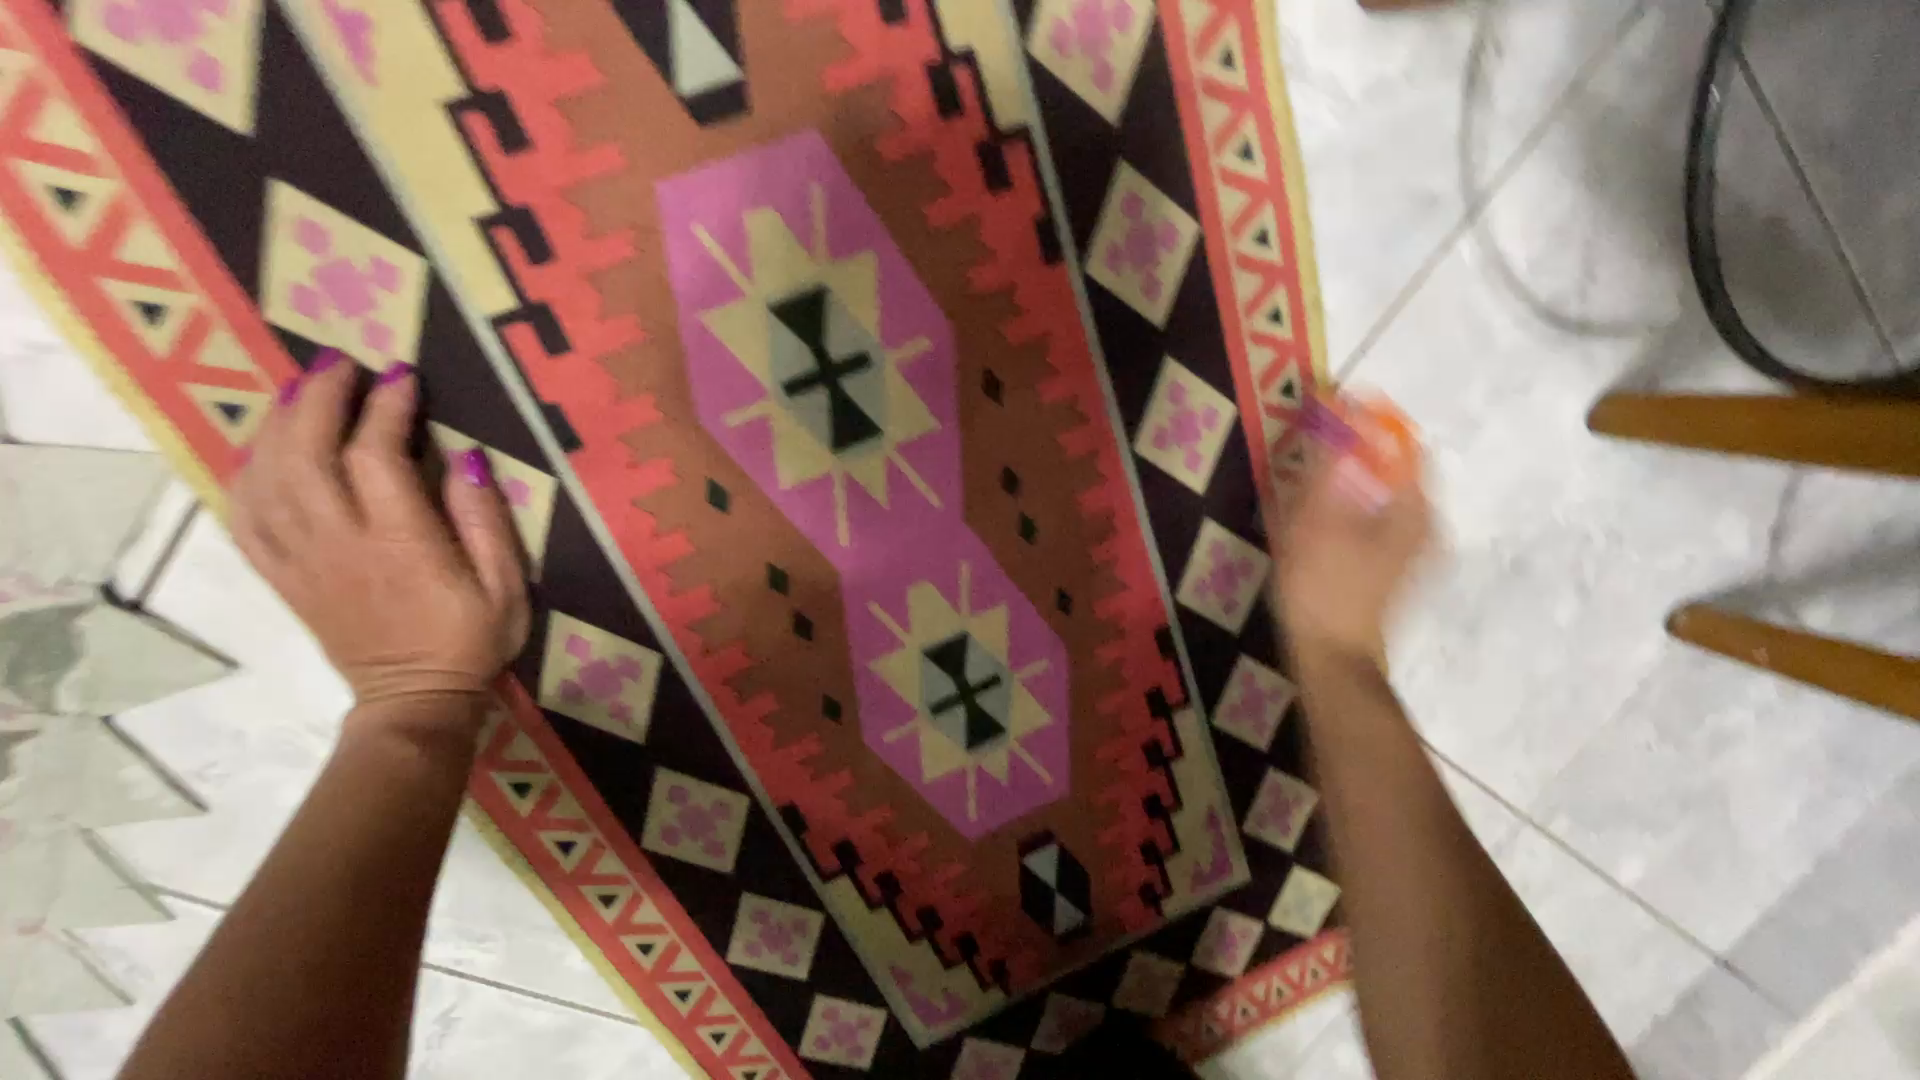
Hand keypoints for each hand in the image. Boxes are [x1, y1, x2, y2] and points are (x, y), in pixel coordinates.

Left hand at [230, 350, 529, 725]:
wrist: (416, 698)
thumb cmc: (473, 639)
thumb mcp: (506, 585)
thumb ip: (486, 521)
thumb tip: (466, 458)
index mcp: (400, 542)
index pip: (377, 456)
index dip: (386, 407)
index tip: (402, 374)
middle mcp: (339, 542)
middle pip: (307, 452)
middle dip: (320, 398)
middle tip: (341, 362)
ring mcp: (302, 559)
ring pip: (267, 476)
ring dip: (278, 424)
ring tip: (299, 389)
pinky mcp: (283, 575)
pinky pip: (245, 515)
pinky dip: (246, 472)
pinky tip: (262, 449)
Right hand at [1274, 437, 1431, 666]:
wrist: (1333, 659)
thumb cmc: (1322, 590)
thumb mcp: (1316, 524)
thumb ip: (1330, 470)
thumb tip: (1343, 419)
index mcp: (1413, 509)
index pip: (1401, 442)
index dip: (1369, 418)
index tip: (1330, 405)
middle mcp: (1424, 523)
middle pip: (1394, 467)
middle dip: (1355, 446)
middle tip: (1314, 437)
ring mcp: (1413, 547)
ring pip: (1384, 492)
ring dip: (1351, 475)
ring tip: (1310, 472)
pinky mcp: (1394, 565)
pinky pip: (1377, 515)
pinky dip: (1352, 501)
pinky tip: (1320, 514)